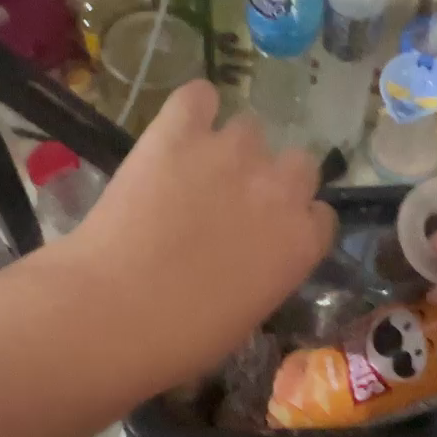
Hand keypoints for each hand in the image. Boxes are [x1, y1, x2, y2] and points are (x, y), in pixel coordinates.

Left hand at [57, 81, 336, 381]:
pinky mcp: (178, 131)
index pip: (321, 217)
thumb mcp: (244, 318)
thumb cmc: (180, 340)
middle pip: (299, 165)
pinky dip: (192, 110)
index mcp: (300, 245)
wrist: (114, 314)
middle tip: (235, 206)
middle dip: (272, 182)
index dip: (295, 224)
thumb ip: (263, 275)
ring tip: (196, 175)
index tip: (270, 236)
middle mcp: (279, 190)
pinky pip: (198, 97)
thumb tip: (248, 260)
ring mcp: (231, 153)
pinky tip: (176, 133)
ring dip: (231, 150)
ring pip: (249, 130)